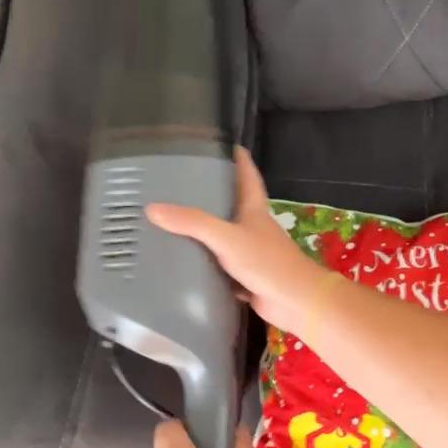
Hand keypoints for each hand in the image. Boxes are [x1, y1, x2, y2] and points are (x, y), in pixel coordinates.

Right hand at [147, 147, 325, 329]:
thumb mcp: (226, 237)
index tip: (227, 146)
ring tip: (175, 223)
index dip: (240, 160)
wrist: (294, 300)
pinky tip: (185, 265)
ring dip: (206, 231)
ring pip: (225, 236)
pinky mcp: (246, 276)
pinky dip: (206, 264)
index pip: (248, 176)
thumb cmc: (266, 261)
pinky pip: (221, 266)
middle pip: (234, 204)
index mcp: (254, 209)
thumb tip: (153, 208)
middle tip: (184, 185)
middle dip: (214, 194)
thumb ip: (193, 223)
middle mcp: (254, 227)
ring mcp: (251, 252)